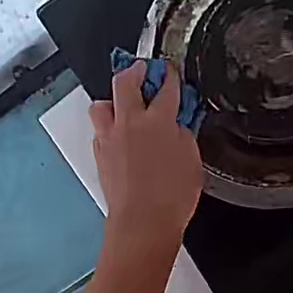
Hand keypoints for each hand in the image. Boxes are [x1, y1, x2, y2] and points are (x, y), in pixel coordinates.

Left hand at [89, 60, 202, 260]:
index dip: (170, 76)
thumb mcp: (192, 162)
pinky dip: (108, 128)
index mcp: (159, 121)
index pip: (167, 87)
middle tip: (142, 70)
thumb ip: (184, 136)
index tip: (171, 73)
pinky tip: (120, 136)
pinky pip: (100, 131)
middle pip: (126, 81)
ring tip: (123, 105)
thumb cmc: (171, 198)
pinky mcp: (100, 155)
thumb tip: (178, 126)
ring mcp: (111, 138)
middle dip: (135, 70)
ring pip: (102, 104)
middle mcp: (131, 123)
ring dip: (113, 99)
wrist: (143, 222)